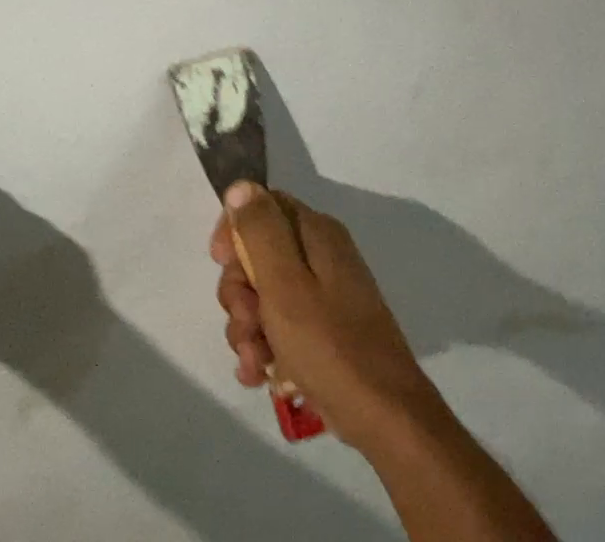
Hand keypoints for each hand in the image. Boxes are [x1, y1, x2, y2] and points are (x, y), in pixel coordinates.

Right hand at [211, 182, 442, 452]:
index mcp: (316, 234)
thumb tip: (241, 186)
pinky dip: (263, 347)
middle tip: (245, 322)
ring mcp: (323, 296)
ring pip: (262, 296)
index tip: (220, 263)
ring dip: (246, 328)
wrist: (384, 417)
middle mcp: (321, 256)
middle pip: (256, 255)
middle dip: (238, 292)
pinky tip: (259, 374)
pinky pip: (278, 326)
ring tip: (255, 360)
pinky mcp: (322, 331)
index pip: (263, 205)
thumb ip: (260, 231)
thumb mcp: (284, 284)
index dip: (234, 230)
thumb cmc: (329, 345)